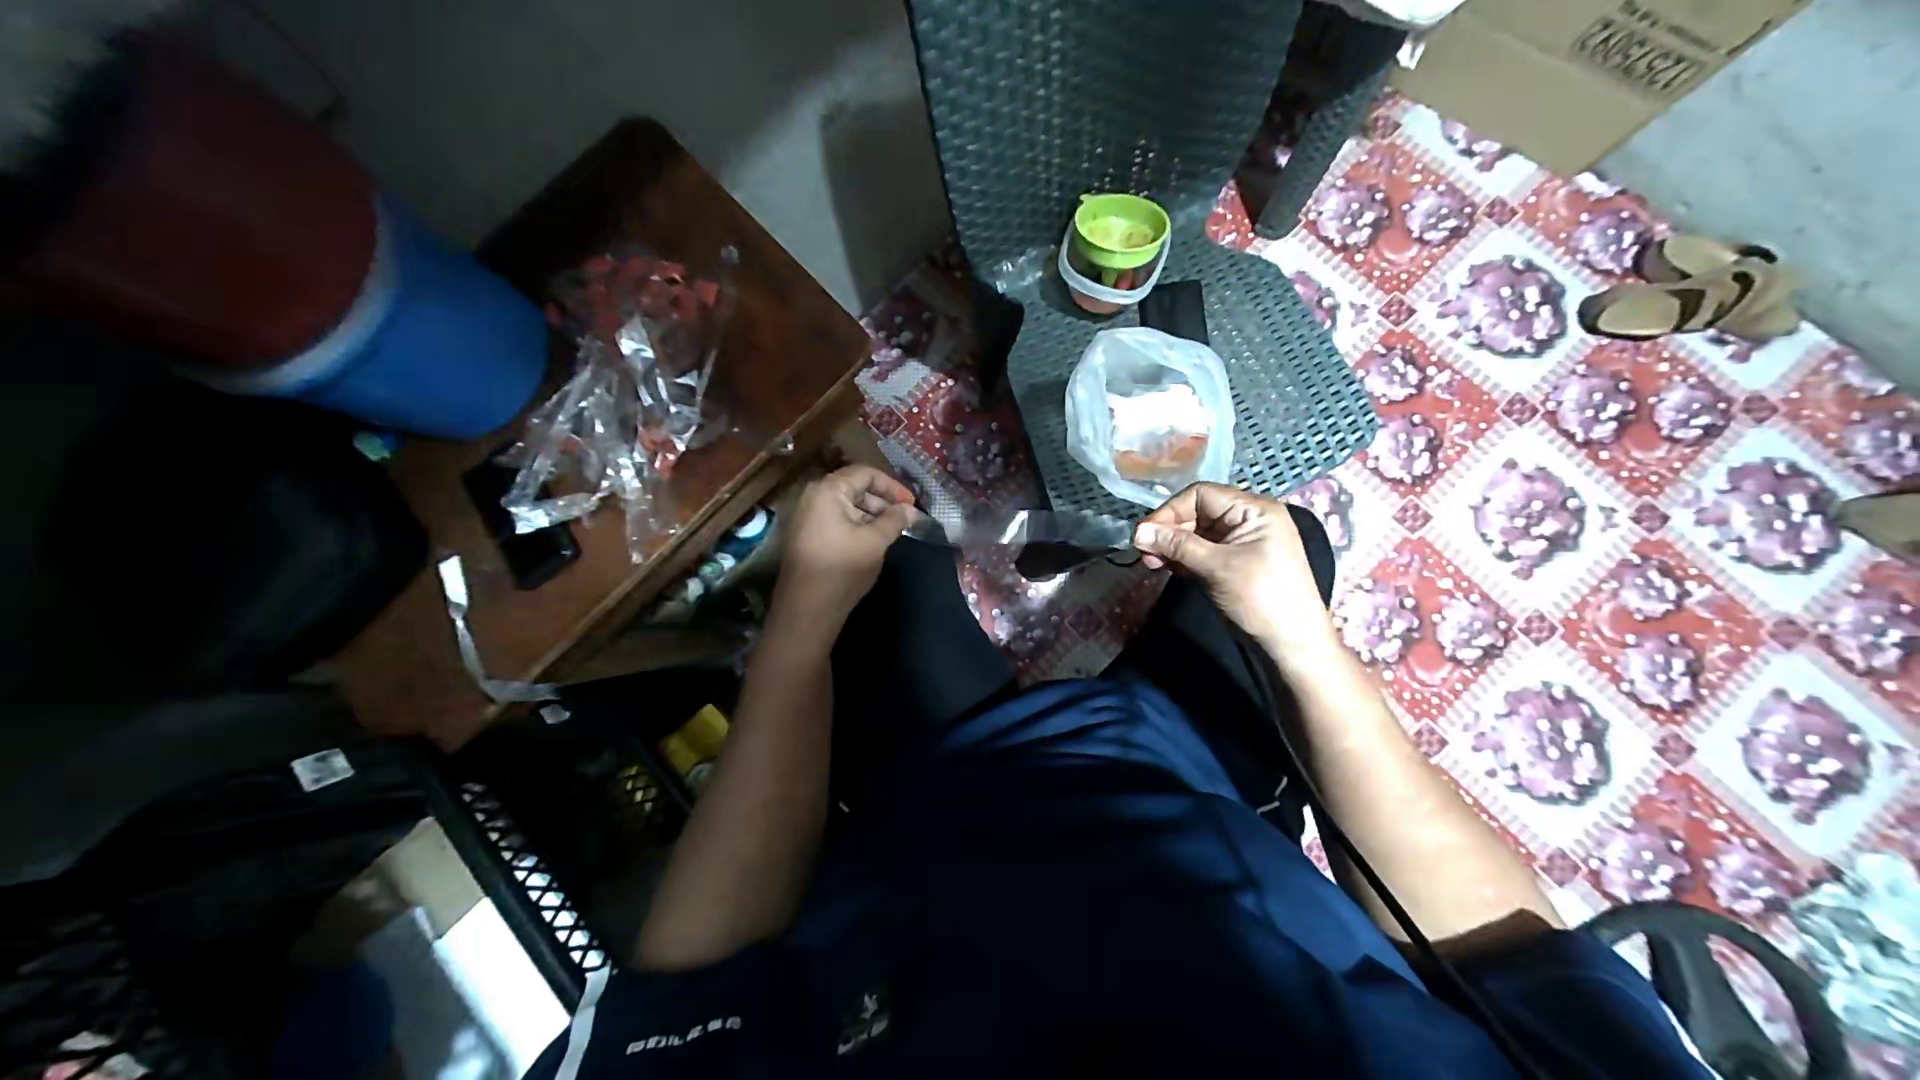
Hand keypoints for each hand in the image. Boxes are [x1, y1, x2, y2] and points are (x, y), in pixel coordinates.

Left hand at [777, 465, 918, 620]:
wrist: (807, 607)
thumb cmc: (843, 567)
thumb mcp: (875, 541)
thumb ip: (895, 520)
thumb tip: (910, 509)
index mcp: (827, 490)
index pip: (865, 473)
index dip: (891, 486)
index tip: (910, 504)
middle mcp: (813, 496)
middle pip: (854, 488)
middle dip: (882, 501)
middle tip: (903, 520)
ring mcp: (806, 516)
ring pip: (846, 505)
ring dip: (871, 515)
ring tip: (891, 533)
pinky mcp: (806, 535)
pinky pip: (836, 519)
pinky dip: (856, 525)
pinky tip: (872, 542)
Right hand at [1133, 482, 1335, 656]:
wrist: (1291, 645)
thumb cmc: (1261, 599)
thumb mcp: (1217, 567)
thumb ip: (1177, 545)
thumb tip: (1137, 531)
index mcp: (1254, 510)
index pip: (1201, 495)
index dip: (1170, 510)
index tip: (1145, 533)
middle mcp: (1247, 520)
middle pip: (1196, 513)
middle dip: (1168, 530)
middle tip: (1143, 552)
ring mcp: (1240, 543)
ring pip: (1195, 534)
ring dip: (1171, 546)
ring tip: (1150, 563)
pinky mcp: (1232, 564)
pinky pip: (1200, 552)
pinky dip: (1181, 558)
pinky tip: (1165, 568)